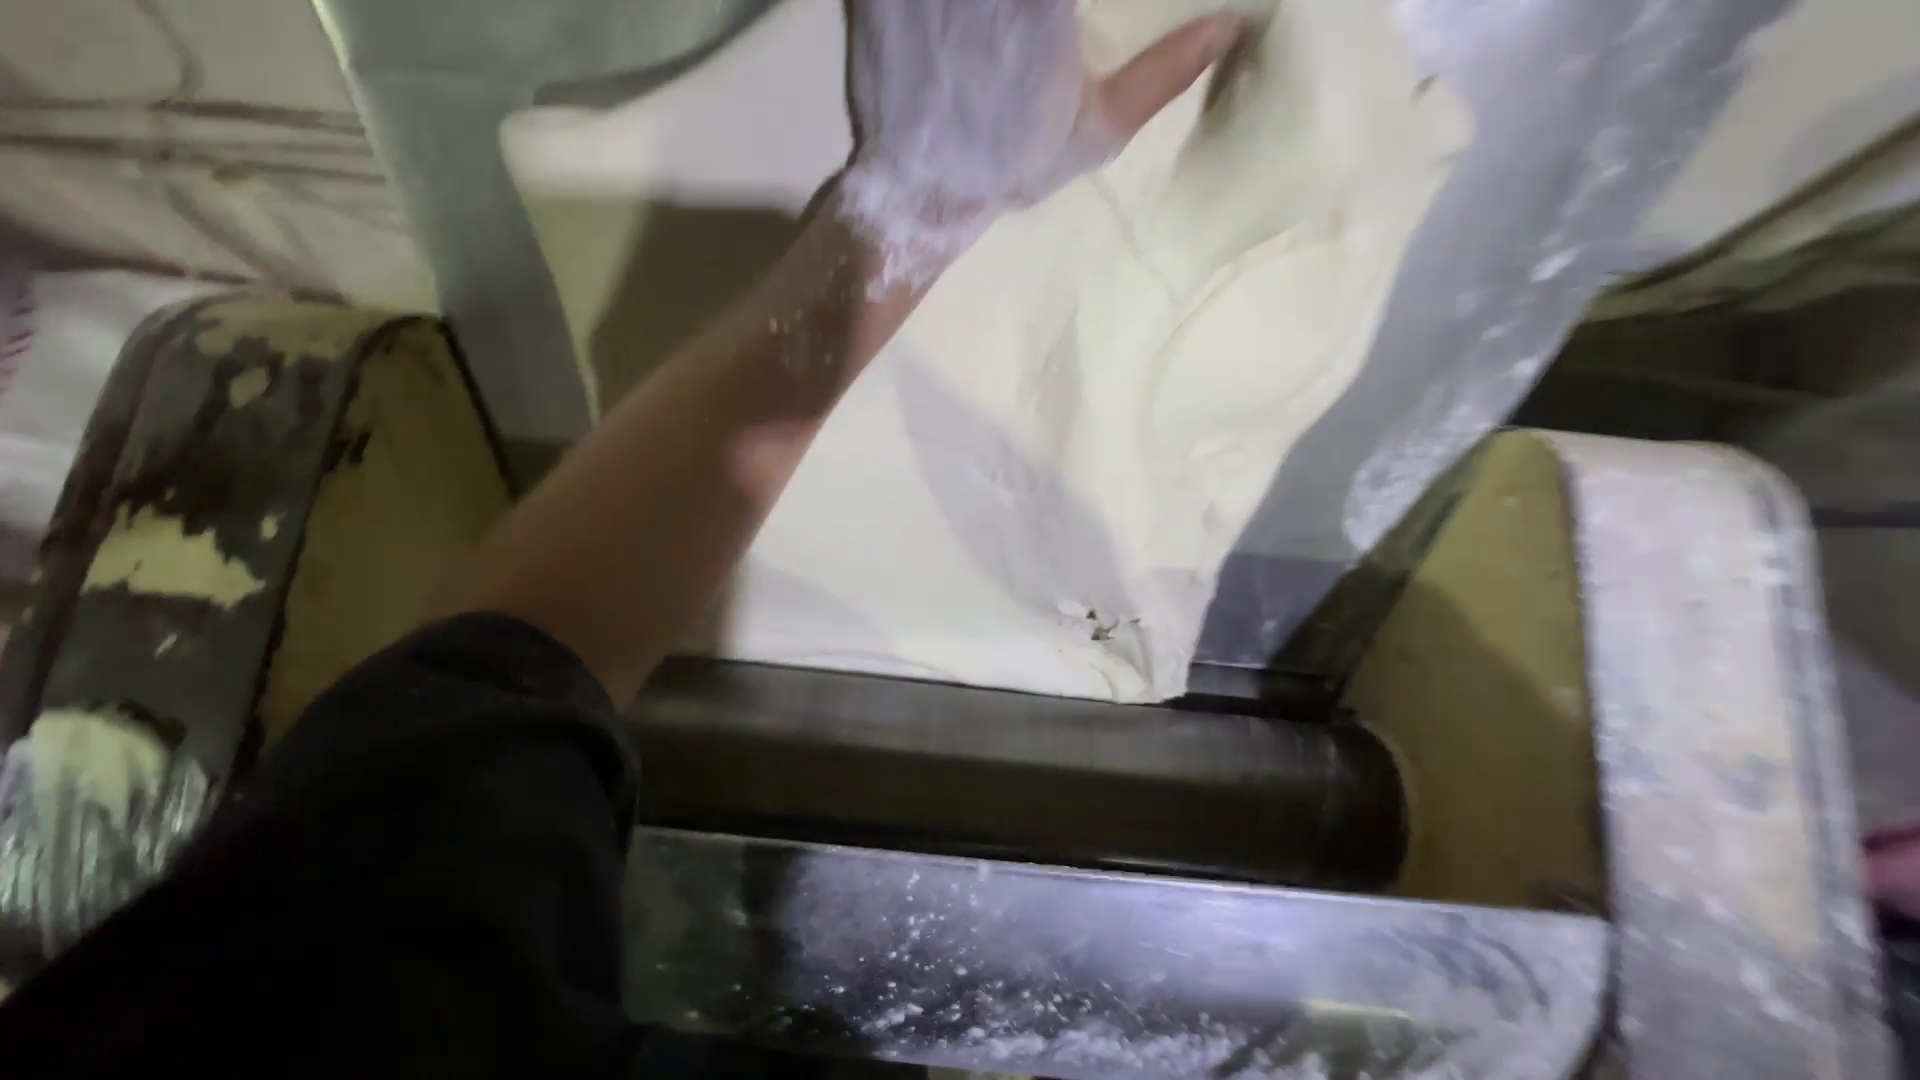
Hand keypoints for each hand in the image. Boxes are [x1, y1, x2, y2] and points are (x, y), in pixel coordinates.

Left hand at [836, 0, 1245, 291]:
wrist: (922, 192)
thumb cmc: (1012, 163)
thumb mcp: (1099, 129)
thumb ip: (1163, 73)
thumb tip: (1230, 27)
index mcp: (1044, 1)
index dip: (1077, 1)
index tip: (1077, 15)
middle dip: (1038, 5)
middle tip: (1047, 22)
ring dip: (994, 4)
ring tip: (1004, 25)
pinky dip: (930, 0)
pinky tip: (953, 19)